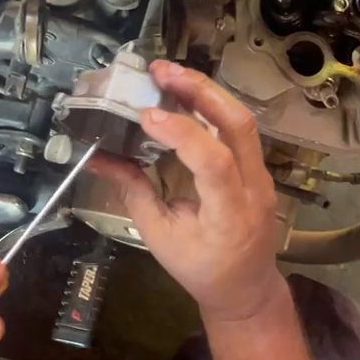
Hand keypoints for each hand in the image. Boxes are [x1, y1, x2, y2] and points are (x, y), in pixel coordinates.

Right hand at [89, 60, 287, 322]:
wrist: (246, 287)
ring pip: (242, 119)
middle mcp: (254, 188)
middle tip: (161, 71)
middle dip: (200, 91)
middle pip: (240, 125)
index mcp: (230, 215)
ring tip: (169, 74)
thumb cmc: (201, 269)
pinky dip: (211, 105)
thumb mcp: (160, 237)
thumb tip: (97, 158)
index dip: (183, 134)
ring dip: (206, 91)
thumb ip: (133, 192)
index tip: (148, 115)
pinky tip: (185, 93)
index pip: (215, 163)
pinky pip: (238, 127)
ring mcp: (262, 174)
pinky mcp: (257, 165)